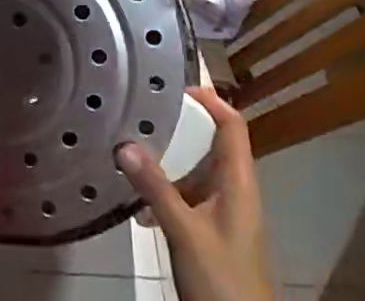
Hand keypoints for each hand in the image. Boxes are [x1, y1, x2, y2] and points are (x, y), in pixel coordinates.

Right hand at [116, 86, 273, 300]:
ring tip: (139, 151)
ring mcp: (227, 212)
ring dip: (174, 161)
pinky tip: (142, 203)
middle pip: (214, 142)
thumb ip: (156, 189)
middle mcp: (236, 188)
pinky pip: (193, 197)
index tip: (178, 87)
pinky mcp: (215, 232)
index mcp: (238, 179)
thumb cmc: (222, 276)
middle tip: (149, 115)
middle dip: (184, 127)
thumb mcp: (185, 232)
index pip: (232, 123)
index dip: (211, 100)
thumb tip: (125, 146)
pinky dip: (170, 192)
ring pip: (201, 171)